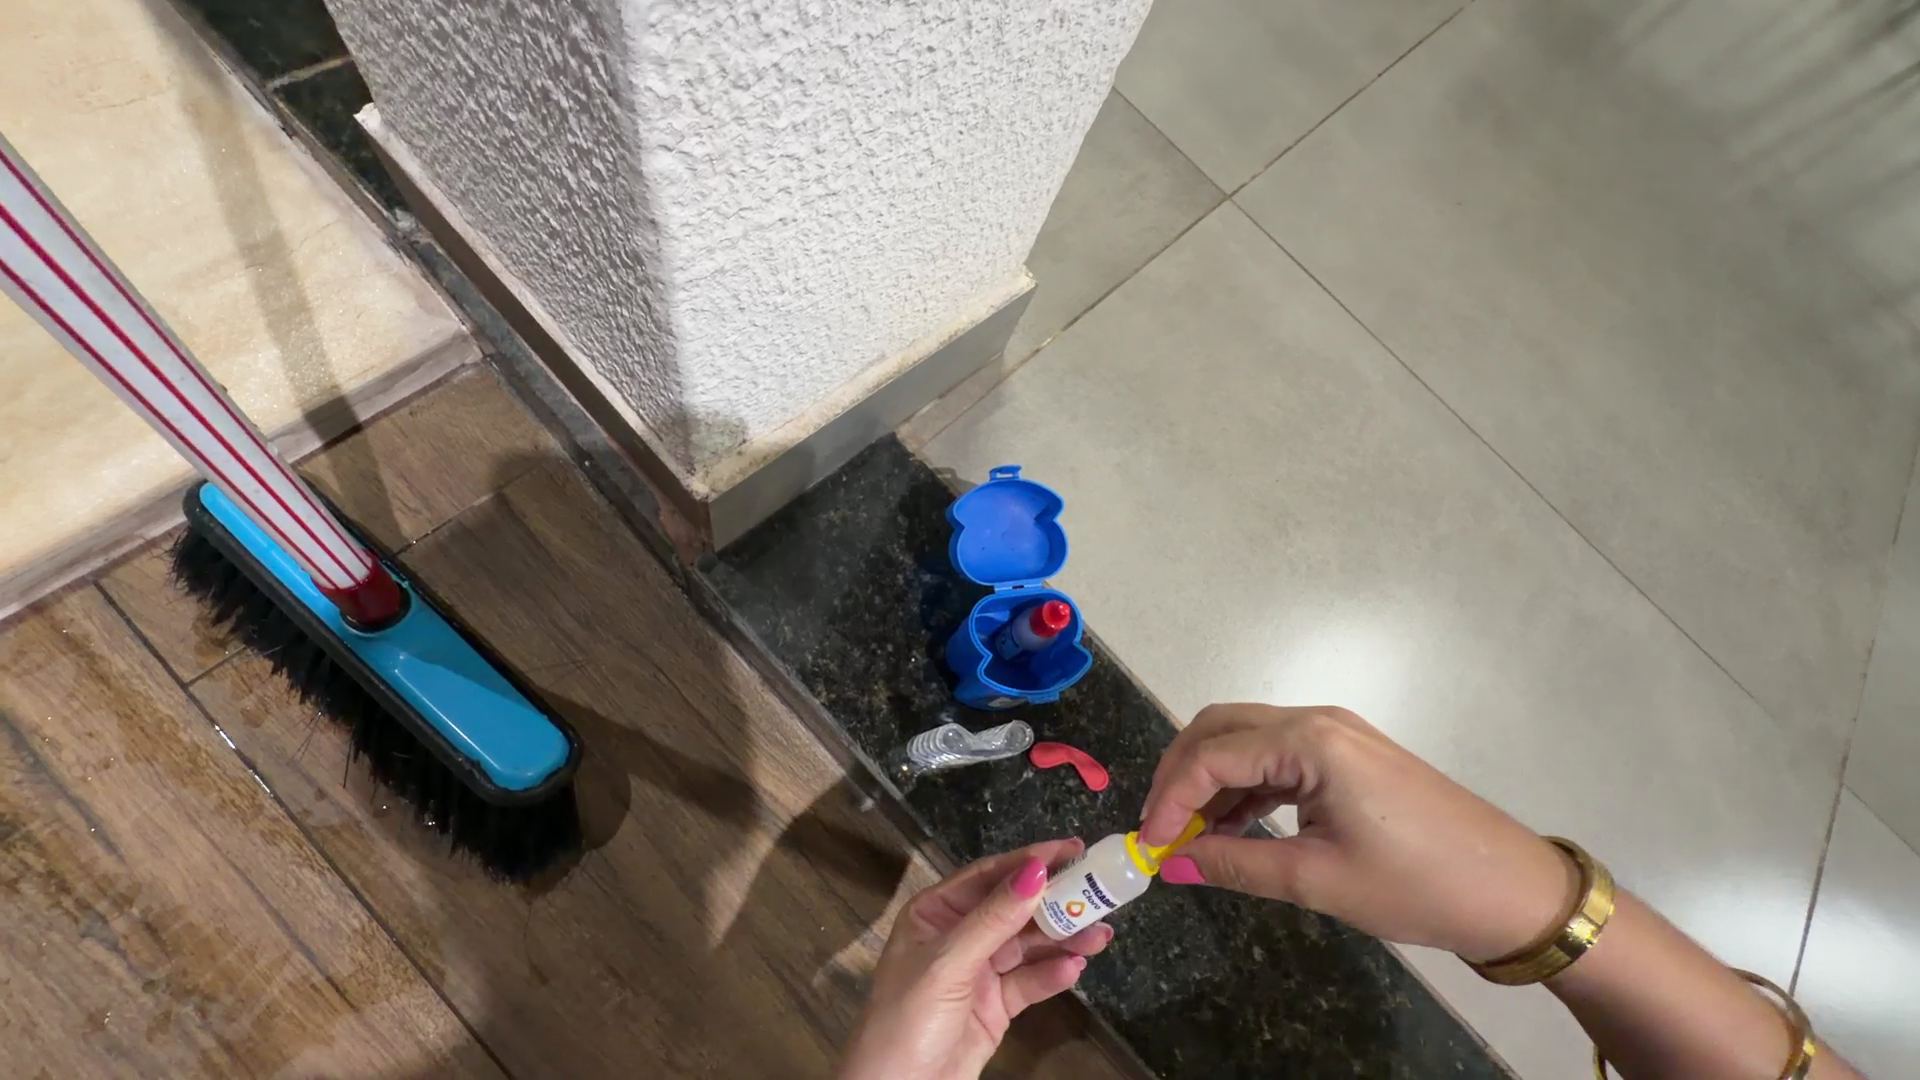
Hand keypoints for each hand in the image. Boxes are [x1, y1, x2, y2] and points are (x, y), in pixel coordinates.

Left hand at [839, 840, 1113, 1079]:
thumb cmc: (908, 1018)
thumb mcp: (949, 963)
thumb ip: (994, 918)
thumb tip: (1036, 869)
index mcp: (936, 911)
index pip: (989, 875)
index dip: (1029, 860)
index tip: (1071, 849)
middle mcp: (959, 934)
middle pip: (1014, 908)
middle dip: (1054, 900)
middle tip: (1098, 890)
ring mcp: (978, 971)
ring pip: (1027, 945)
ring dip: (1062, 938)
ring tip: (1100, 933)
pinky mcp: (995, 1006)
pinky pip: (1028, 982)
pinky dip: (1052, 974)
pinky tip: (1075, 967)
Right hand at [1139, 704, 1577, 961]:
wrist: (1519, 894)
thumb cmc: (1419, 885)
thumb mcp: (1318, 880)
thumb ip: (1236, 864)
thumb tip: (1173, 864)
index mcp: (1309, 741)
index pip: (1211, 756)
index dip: (1170, 798)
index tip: (1149, 844)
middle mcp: (1314, 720)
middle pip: (1219, 729)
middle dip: (1180, 774)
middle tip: (1160, 826)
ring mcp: (1332, 732)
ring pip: (1243, 739)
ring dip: (1209, 779)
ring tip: (1188, 832)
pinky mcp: (1345, 752)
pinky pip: (1274, 755)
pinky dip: (1243, 785)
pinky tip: (1230, 824)